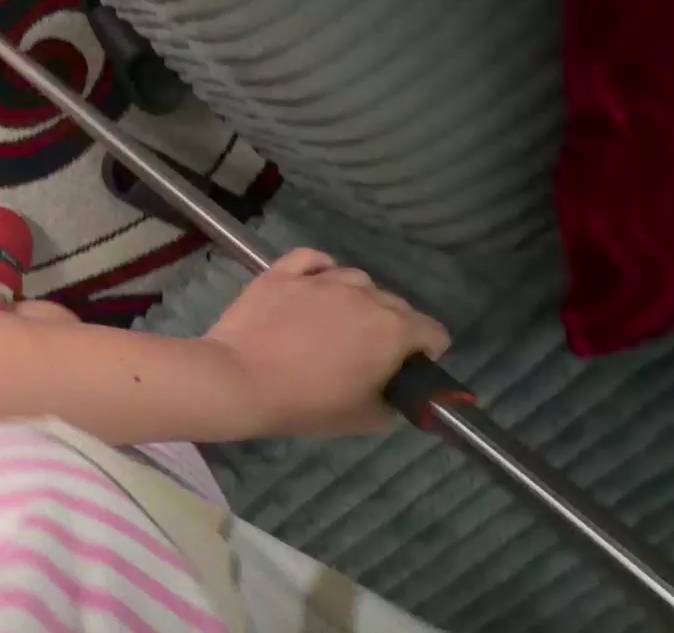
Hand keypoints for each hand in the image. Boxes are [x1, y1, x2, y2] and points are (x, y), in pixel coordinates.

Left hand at [203, 248, 450, 435]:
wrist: (240, 378)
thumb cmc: (307, 402)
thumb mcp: (371, 416)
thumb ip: (397, 397)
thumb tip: (400, 388)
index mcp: (393, 329)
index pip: (433, 332)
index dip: (426, 352)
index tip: (406, 367)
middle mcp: (360, 296)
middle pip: (394, 303)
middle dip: (393, 325)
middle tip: (368, 349)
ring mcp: (316, 281)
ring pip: (354, 278)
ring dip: (357, 296)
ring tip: (339, 319)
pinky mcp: (278, 274)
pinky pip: (309, 258)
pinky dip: (319, 267)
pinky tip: (315, 284)